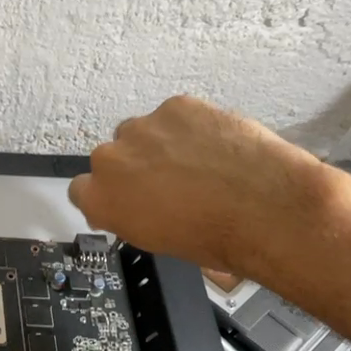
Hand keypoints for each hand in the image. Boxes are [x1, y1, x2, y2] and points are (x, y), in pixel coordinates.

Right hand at [68, 95, 337, 275]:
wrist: (267, 209)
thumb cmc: (219, 237)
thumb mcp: (161, 243)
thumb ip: (136, 217)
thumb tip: (149, 210)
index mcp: (101, 200)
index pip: (82, 189)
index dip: (108, 193)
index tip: (125, 197)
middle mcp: (111, 161)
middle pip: (112, 157)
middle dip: (136, 167)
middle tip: (170, 184)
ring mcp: (143, 129)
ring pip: (143, 133)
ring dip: (161, 144)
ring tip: (198, 164)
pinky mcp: (177, 107)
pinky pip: (176, 115)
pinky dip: (191, 126)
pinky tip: (214, 148)